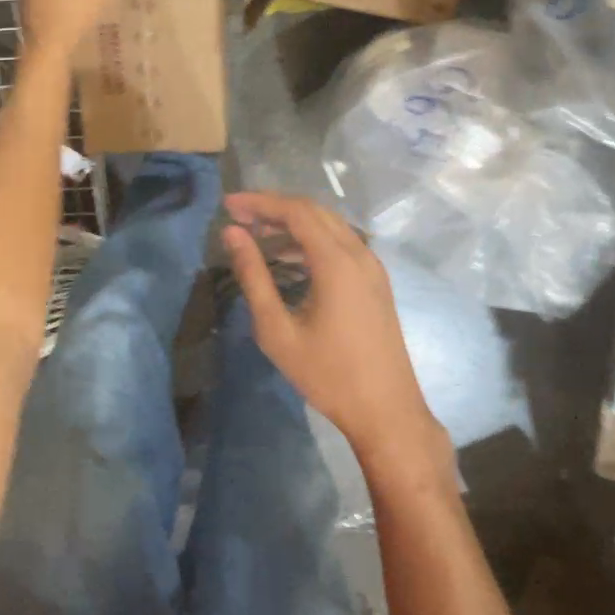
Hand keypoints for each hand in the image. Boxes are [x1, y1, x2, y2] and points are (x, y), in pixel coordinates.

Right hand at [222, 192, 442, 456]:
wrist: (386, 412)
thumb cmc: (327, 374)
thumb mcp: (277, 329)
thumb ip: (253, 276)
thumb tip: (232, 235)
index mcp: (337, 261)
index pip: (296, 211)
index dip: (259, 202)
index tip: (228, 205)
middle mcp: (359, 254)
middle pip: (314, 211)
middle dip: (275, 208)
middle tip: (239, 217)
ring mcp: (372, 268)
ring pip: (330, 226)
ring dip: (293, 223)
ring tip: (257, 236)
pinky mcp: (376, 283)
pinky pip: (341, 244)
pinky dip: (312, 240)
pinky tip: (288, 259)